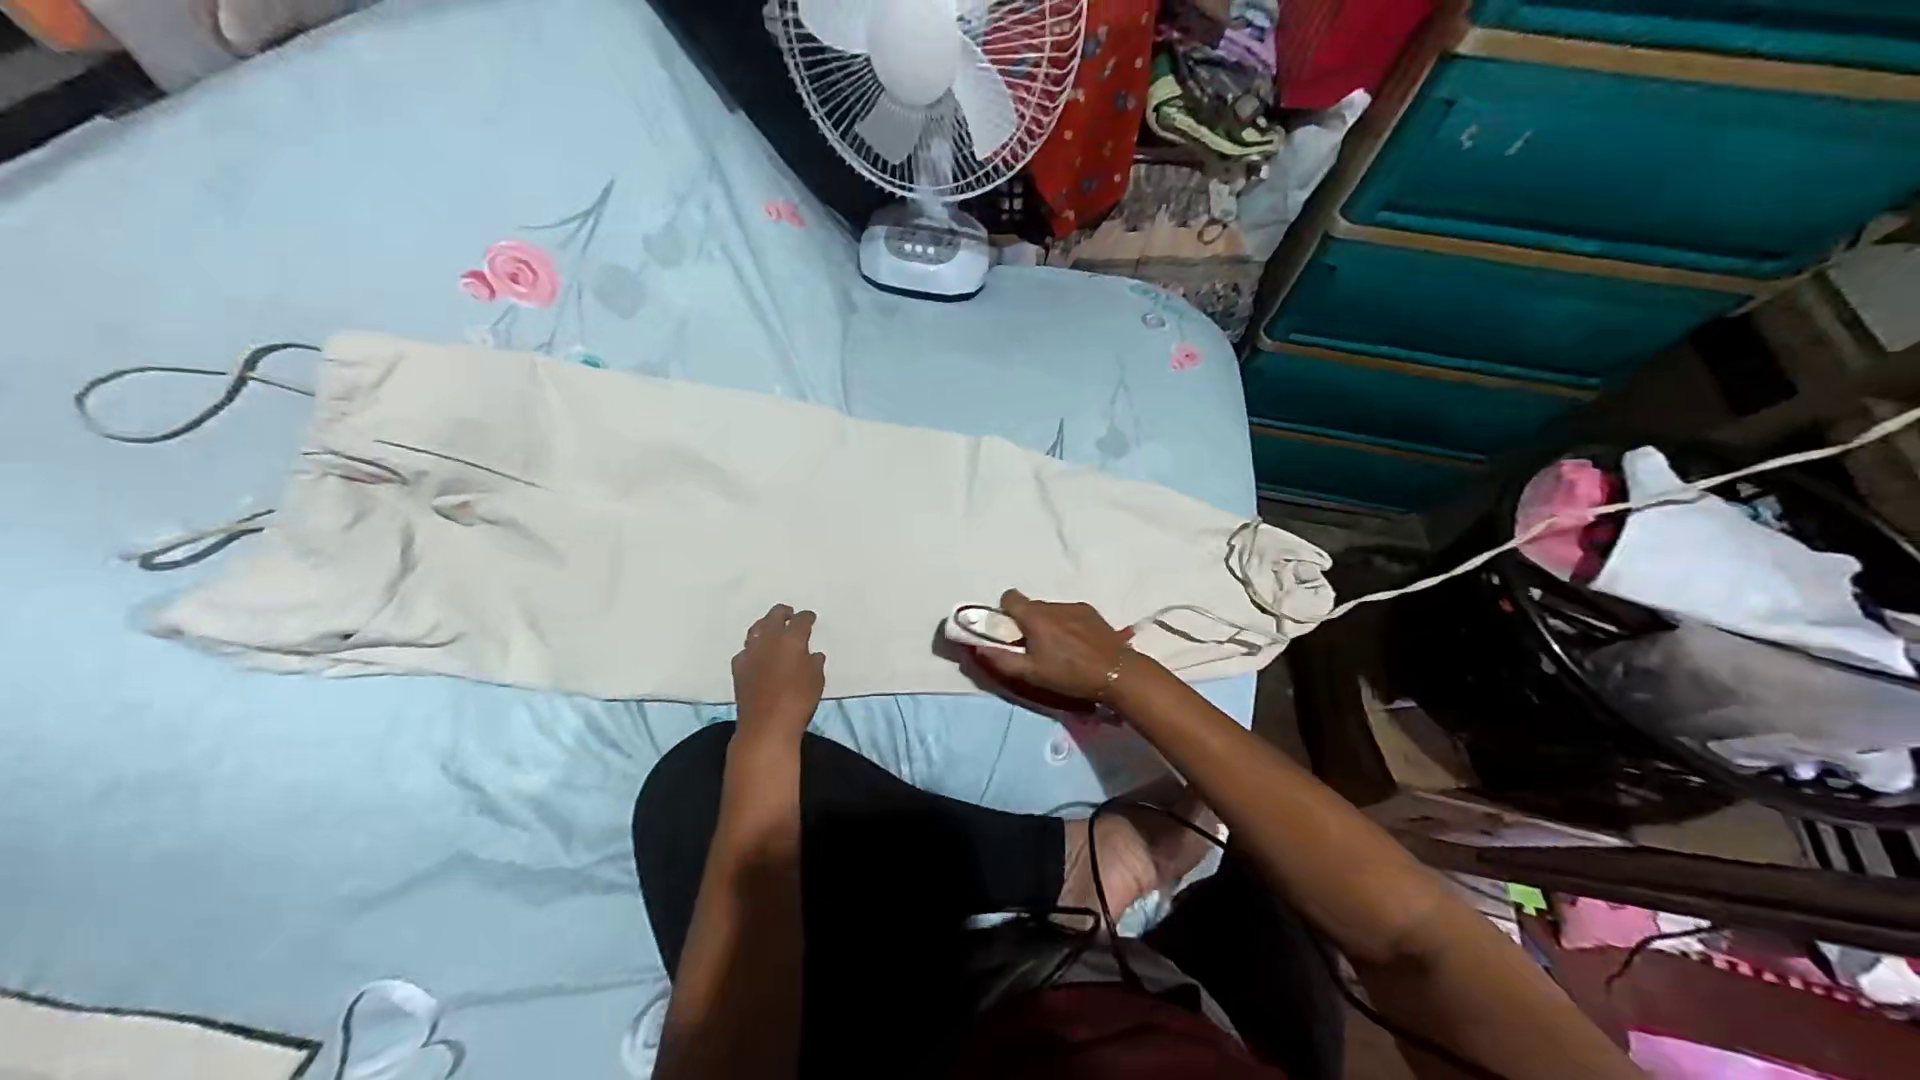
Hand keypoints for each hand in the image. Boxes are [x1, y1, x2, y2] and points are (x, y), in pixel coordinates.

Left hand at [732, 604, 825, 746]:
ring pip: (756, 629)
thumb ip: (815, 663)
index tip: (810, 617)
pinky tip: (756, 654)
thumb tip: (812, 655)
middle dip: (783, 613)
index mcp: (792, 640)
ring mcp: (750, 652)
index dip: (807, 617)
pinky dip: (753, 648)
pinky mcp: (738, 667)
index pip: (801, 620)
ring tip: (771, 627)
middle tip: (789, 614)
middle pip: (774, 616)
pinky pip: (745, 650)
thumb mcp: (817, 681)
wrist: (766, 725)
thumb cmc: (798, 701)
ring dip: (765, 625)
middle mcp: (769, 640)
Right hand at [972, 589, 1133, 701]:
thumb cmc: (1070, 674)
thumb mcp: (1032, 674)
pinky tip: (1077, 646)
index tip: (1009, 632)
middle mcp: (1053, 605)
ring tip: (1059, 650)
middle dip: (1027, 623)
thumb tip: (978, 648)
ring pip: (1050, 611)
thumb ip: (1002, 660)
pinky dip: (1066, 625)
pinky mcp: (1092, 612)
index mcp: (1035, 616)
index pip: (1009, 597)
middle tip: (1034, 648)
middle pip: (1030, 606)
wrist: (1117, 672)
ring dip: (1048, 625)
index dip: (1005, 612)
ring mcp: (1074, 607)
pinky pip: (1069, 614)